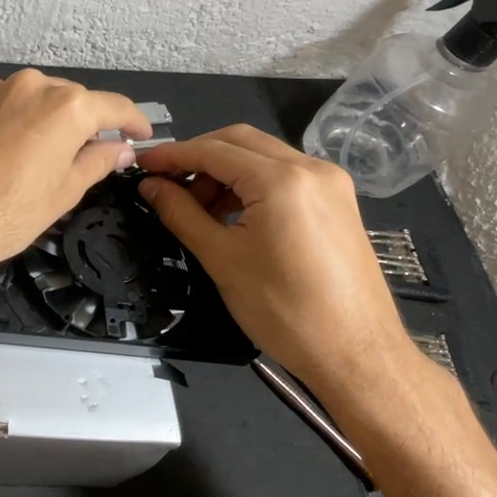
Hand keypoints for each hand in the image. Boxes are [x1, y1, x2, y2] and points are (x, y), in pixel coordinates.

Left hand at [0, 69, 151, 297]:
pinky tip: (9, 155)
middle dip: (85, 123)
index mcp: (65, 106)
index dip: (132, 121)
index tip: (139, 134)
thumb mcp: (64, 192)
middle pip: (71, 99)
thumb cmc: (5, 214)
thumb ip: (98, 161)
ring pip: (34, 100)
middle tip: (93, 153)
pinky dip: (15, 123)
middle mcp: (30, 86)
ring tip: (45, 158)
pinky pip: (3, 107)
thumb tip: (119, 149)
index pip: (113, 106)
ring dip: (47, 122)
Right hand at [135, 125, 413, 395]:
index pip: (213, 150)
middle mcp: (311, 168)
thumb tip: (149, 186)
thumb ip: (181, 213)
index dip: (171, 155)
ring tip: (196, 207)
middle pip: (239, 141)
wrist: (357, 355)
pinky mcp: (338, 202)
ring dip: (224, 170)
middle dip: (197, 156)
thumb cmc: (284, 310)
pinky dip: (251, 183)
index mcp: (282, 180)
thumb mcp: (221, 259)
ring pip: (263, 155)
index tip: (139, 166)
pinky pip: (284, 175)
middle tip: (165, 184)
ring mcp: (330, 183)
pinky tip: (231, 214)